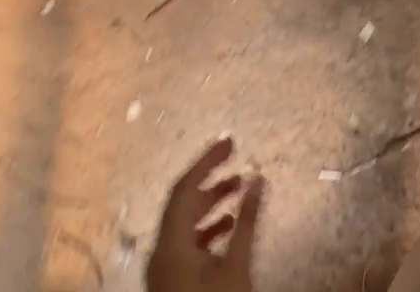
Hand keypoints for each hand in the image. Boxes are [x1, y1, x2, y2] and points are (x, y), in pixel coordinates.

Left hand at [148, 139, 262, 291]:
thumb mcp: (237, 265)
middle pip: (182, 203)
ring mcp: (163, 270)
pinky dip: (208, 226)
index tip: (231, 141)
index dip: (207, 160)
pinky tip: (229, 224)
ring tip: (240, 188)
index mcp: (169, 243)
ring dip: (211, 202)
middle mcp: (160, 252)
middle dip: (210, 178)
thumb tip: (259, 179)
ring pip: (184, 223)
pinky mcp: (171, 283)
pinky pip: (185, 242)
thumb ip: (246, 220)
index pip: (184, 187)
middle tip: (237, 158)